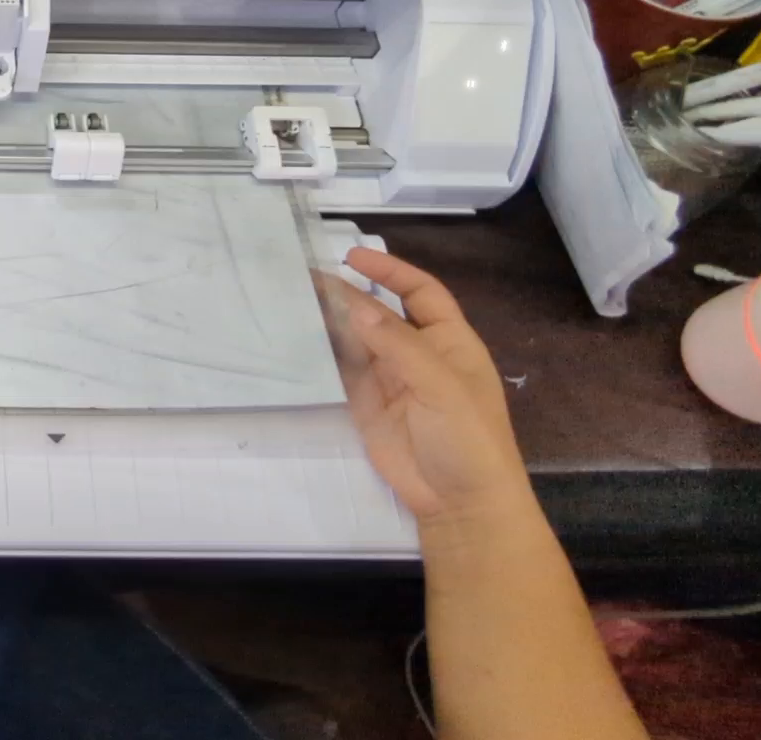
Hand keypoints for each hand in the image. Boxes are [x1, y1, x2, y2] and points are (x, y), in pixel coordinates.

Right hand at [321, 248, 532, 529]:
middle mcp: (417, 353)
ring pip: (355, 336)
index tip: (353, 257)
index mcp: (449, 342)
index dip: (390, 272)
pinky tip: (298, 336)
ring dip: (329, 318)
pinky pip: (341, 366)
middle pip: (380, 311)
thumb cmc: (467, 439)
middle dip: (349, 293)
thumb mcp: (441, 387)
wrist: (458, 502)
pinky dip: (321, 350)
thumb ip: (398, 345)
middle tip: (305, 277)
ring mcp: (388, 377)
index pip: (421, 293)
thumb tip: (356, 306)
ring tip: (293, 299)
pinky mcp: (364, 400)